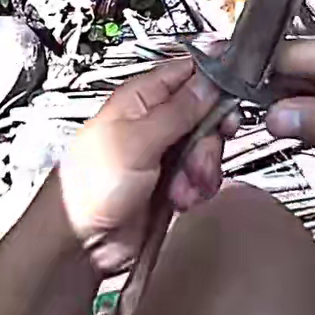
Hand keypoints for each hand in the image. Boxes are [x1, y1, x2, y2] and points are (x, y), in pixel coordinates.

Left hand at [55, 59, 238, 272]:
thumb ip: (178, 111)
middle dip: (209, 137)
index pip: (187, 72)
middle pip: (205, 112)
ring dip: (201, 169)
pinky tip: (179, 199)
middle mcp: (154, 120)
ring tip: (180, 185)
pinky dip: (196, 189)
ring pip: (207, 147)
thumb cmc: (91, 184)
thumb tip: (208, 81)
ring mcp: (163, 151)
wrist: (82, 242)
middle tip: (198, 154)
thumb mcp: (137, 140)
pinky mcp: (171, 180)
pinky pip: (201, 176)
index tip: (232, 95)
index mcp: (141, 97)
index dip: (213, 80)